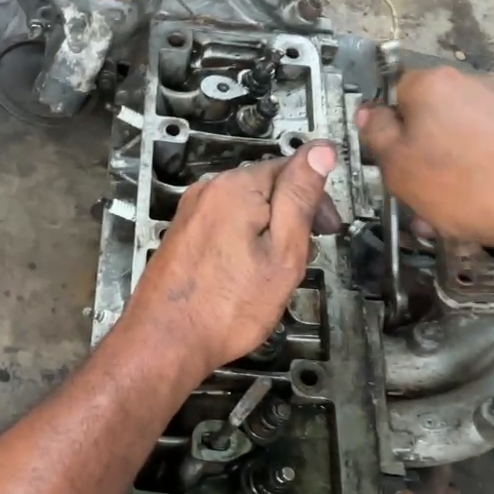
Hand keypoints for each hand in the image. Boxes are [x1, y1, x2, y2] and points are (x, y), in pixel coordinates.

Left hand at [119, 142, 336, 378]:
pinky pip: (223, 227)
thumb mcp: (282, 252)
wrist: (165, 342)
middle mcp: (207, 192)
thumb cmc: (224, 308)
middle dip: (292, 215)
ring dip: (268, 231)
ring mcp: (190, 214)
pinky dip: (242, 243)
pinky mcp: (182, 236)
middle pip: (266, 187)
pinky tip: (247, 274)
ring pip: (245, 209)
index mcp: (235, 188)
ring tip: (276, 269)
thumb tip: (321, 151)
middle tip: (306, 254)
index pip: (292, 167)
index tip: (328, 227)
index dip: (317, 198)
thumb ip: (301, 197)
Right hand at [358, 67, 493, 247]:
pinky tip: (483, 207)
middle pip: (432, 117)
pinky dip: (483, 172)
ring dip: (450, 170)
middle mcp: (474, 82)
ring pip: (462, 137)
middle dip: (421, 155)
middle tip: (416, 198)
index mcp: (433, 84)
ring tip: (449, 214)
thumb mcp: (398, 167)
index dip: (387, 129)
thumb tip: (369, 111)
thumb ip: (377, 135)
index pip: (395, 93)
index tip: (388, 161)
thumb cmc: (462, 185)